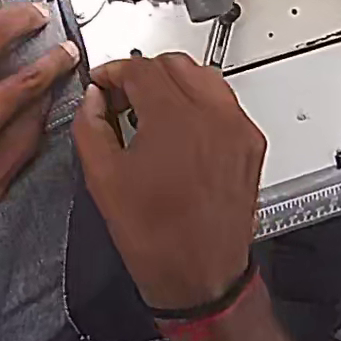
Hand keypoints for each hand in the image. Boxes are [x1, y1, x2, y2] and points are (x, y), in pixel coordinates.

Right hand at [70, 53, 264, 311]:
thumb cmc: (158, 237)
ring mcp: (238, 129)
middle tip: (119, 97)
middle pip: (173, 64)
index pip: (141, 69)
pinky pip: (223, 104)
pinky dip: (198, 104)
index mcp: (176, 120)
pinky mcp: (250, 145)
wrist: (200, 276)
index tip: (101, 82)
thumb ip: (90, 127)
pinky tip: (178, 129)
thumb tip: (92, 101)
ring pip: (203, 78)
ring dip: (171, 84)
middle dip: (141, 75)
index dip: (113, 72)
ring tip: (148, 111)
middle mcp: (214, 117)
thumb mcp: (103, 178)